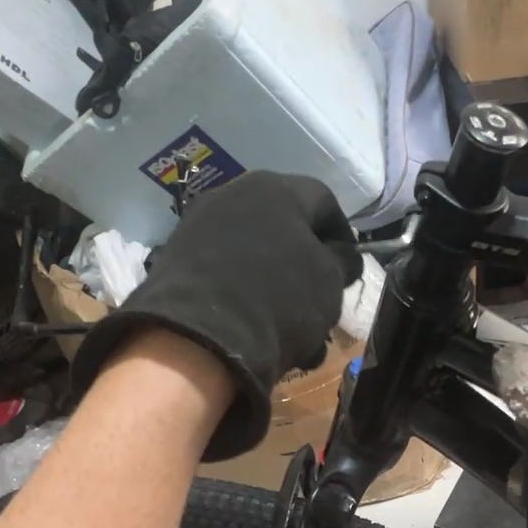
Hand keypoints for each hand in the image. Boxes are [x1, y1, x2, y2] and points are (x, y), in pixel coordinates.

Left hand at [70, 171, 361, 459]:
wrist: (202, 337)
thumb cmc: (281, 298)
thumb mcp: (331, 281)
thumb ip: (341, 263)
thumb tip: (338, 256)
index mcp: (275, 188)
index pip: (324, 202)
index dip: (343, 238)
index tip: (349, 273)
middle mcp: (233, 196)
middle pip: (286, 232)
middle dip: (309, 273)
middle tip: (321, 307)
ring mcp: (199, 229)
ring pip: (257, 262)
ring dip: (281, 296)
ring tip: (295, 339)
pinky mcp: (177, 263)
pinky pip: (227, 279)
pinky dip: (248, 303)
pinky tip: (261, 337)